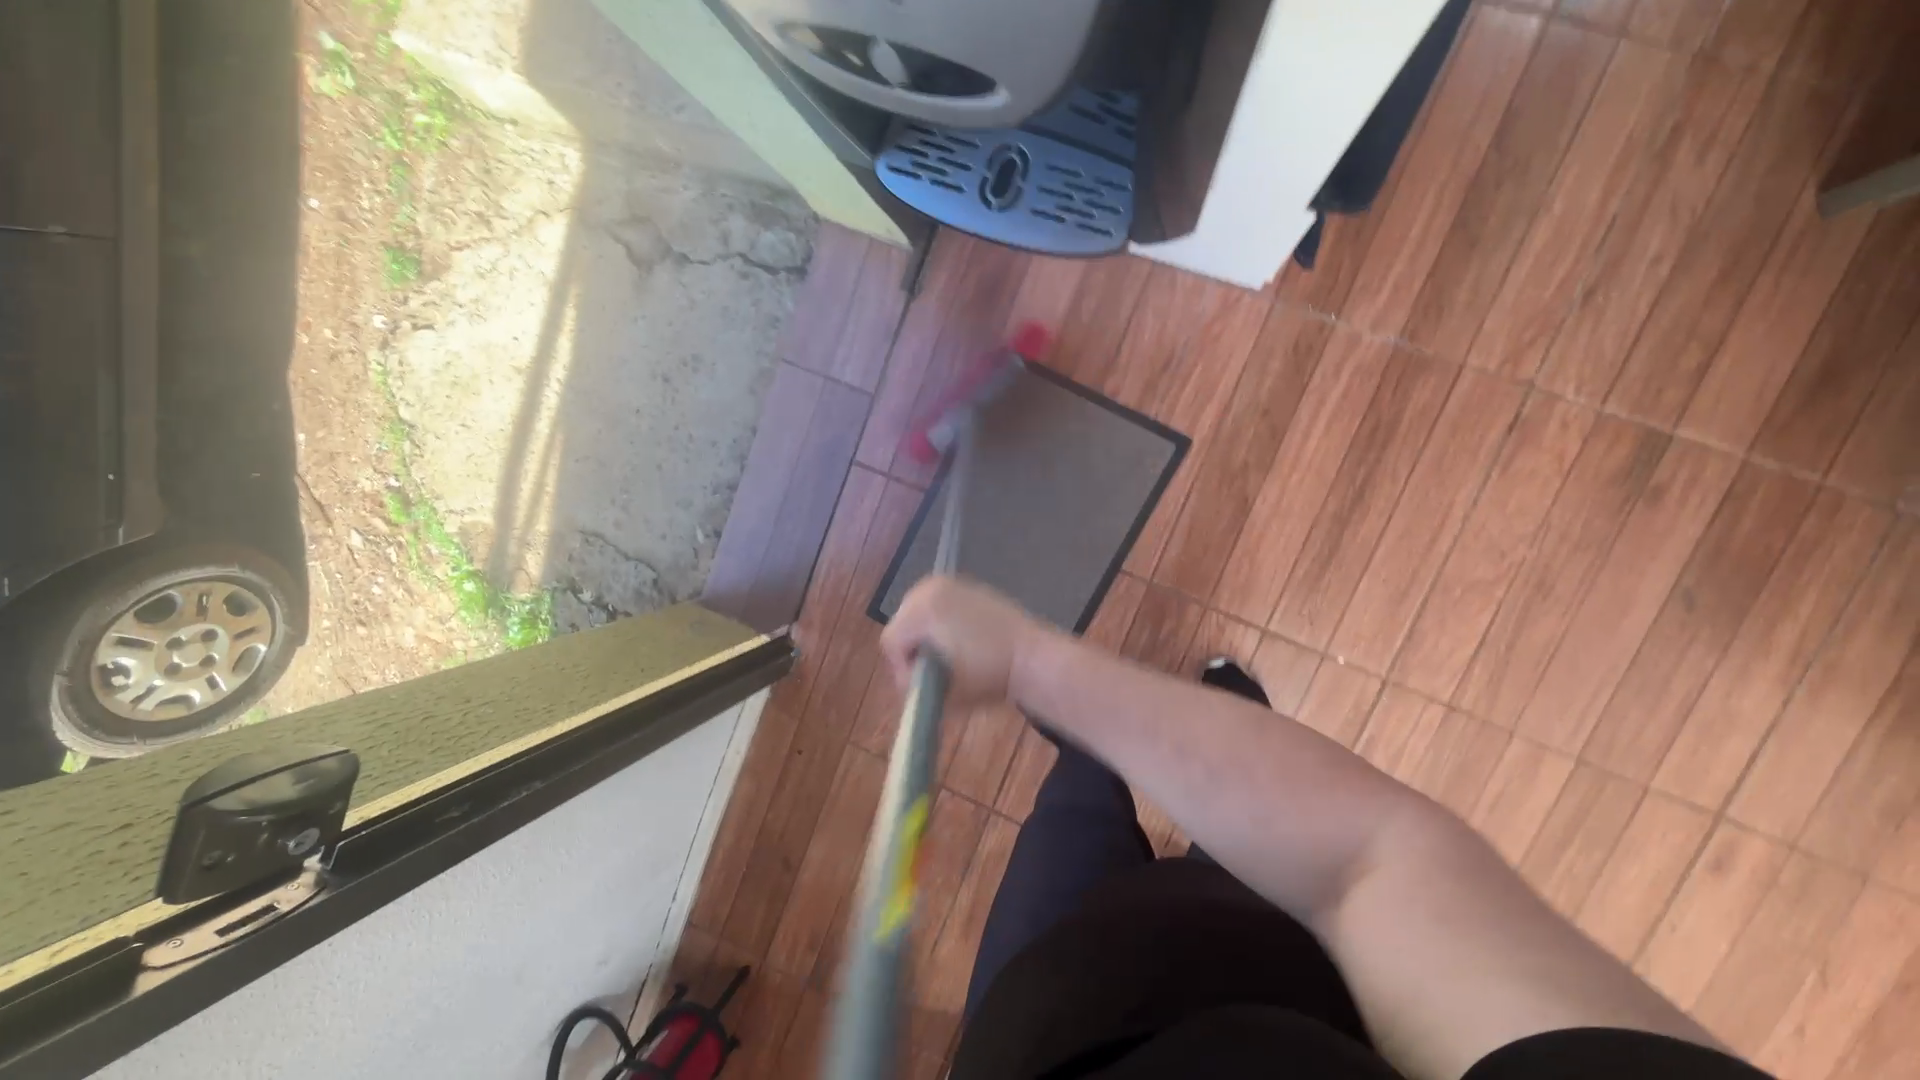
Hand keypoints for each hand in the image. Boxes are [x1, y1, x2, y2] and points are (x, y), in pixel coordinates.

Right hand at [880, 576, 1051, 704]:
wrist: (1031, 656)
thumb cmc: (987, 675)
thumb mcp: (944, 692)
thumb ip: (913, 687)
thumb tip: (906, 681)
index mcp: (922, 610)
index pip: (891, 641)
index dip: (901, 668)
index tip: (922, 684)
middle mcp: (930, 588)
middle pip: (902, 623)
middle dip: (913, 648)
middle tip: (933, 671)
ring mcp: (950, 583)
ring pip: (918, 613)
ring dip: (926, 635)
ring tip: (948, 656)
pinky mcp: (967, 586)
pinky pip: (939, 605)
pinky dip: (942, 623)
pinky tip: (961, 640)